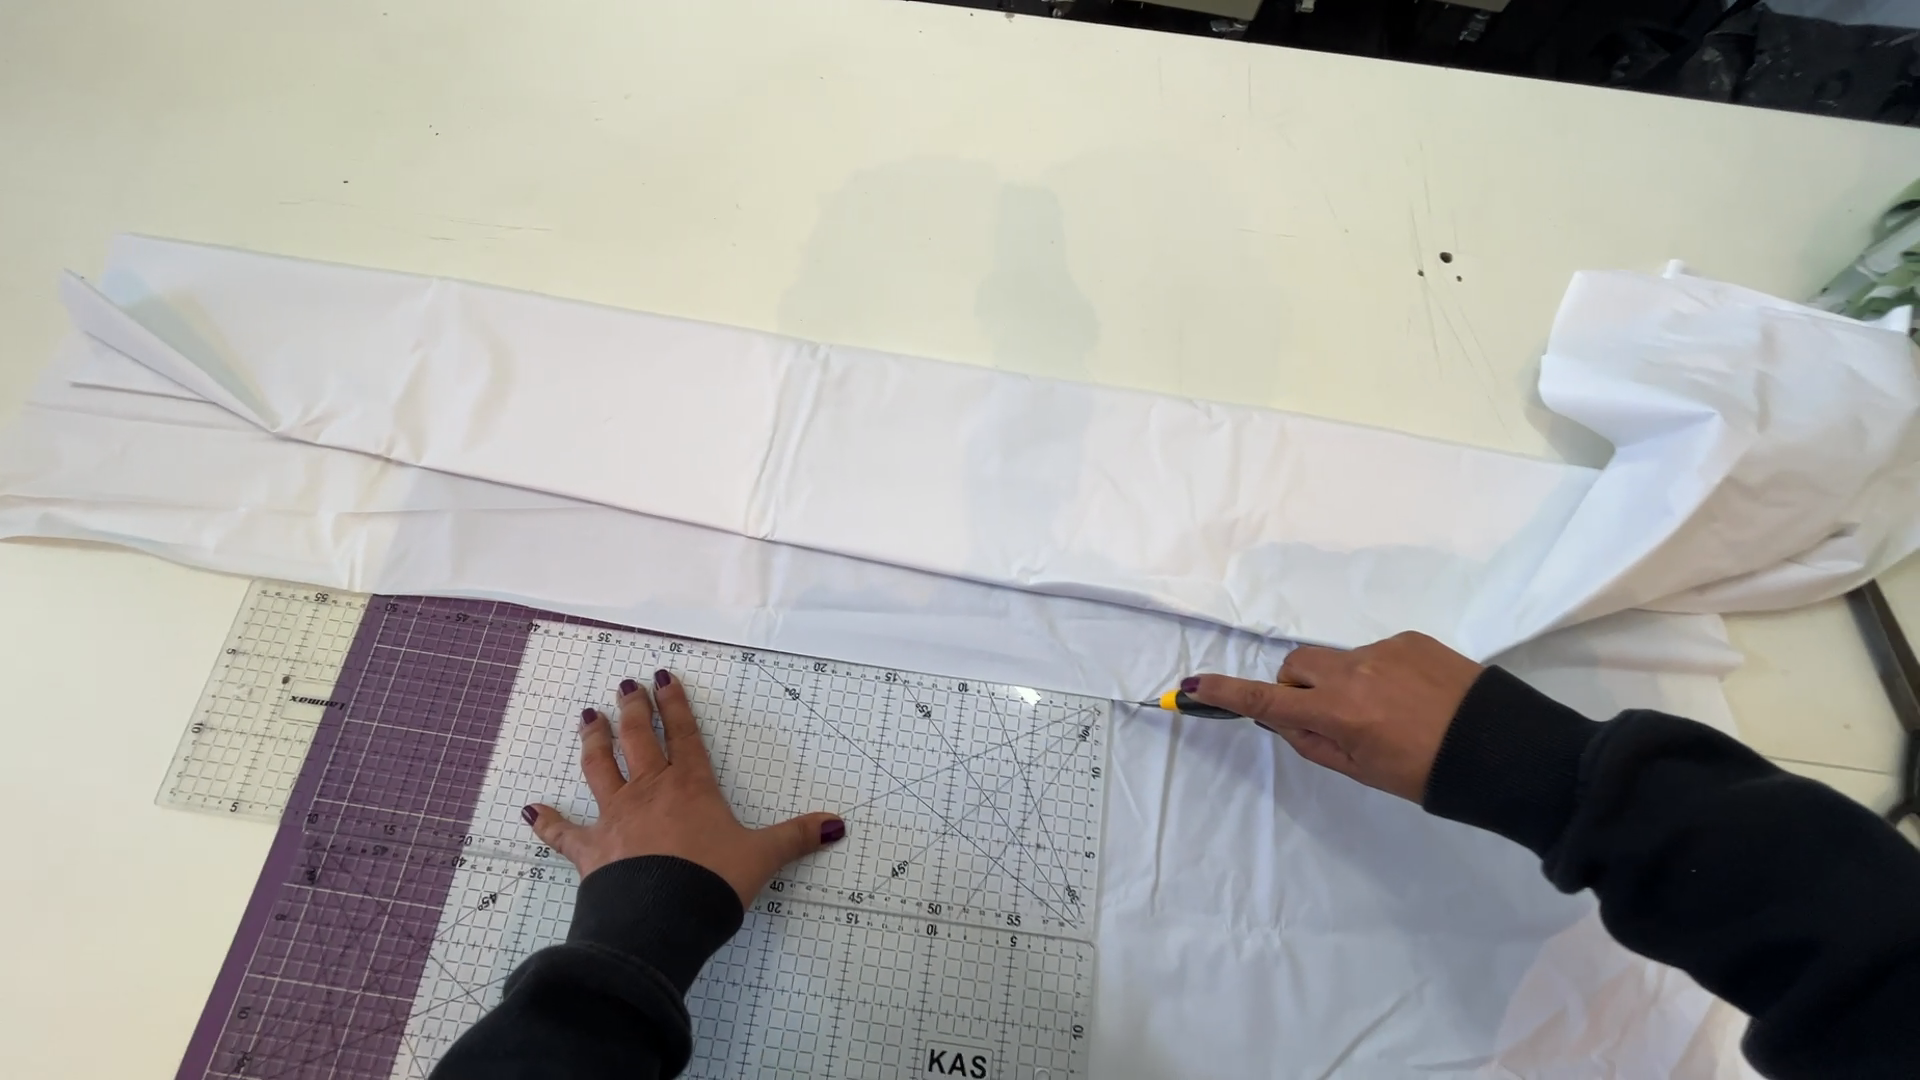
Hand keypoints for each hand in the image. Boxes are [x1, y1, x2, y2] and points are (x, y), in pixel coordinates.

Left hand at [522, 669, 845, 905]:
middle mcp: (651, 791)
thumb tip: (837, 824)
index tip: (663, 676)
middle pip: (639, 740)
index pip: (685, 733)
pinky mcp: (591, 851)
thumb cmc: (711, 882)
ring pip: (601, 769)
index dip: (675, 703)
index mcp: (691, 785)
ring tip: (588, 717)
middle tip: (625, 685)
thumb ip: (797, 836)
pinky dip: (548, 822)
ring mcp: (616, 818)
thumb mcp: (763, 856)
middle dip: (633, 709)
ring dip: (594, 742)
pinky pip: (564, 833)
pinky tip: (531, 809)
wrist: (659, 924)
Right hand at [1187, 631, 1484, 801]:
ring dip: (1342, 681)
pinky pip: (1373, 653)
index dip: (1225, 692)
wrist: (1517, 753)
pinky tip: (1415, 696)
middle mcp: (1351, 673)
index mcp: (1339, 713)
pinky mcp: (1410, 638)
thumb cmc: (1431, 775)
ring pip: (1336, 660)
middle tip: (1328, 715)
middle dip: (1297, 686)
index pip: (1266, 701)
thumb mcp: (1365, 771)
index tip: (1190, 685)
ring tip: (1389, 710)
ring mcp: (1382, 650)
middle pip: (1296, 666)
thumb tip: (1287, 718)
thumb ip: (1315, 742)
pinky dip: (1378, 672)